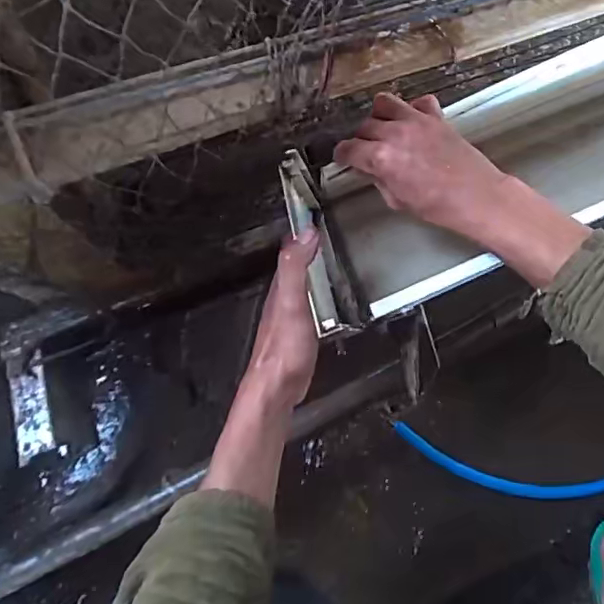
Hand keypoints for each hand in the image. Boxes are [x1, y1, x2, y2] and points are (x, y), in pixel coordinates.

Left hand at [201, 229, 322, 503]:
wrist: (275, 392)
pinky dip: (318, 290)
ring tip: (328, 253)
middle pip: (295, 264)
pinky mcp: (298, 332)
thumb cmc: (284, 350)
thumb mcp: (293, 303)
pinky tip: (327, 294)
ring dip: (312, 266)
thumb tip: (306, 234)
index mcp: (281, 287)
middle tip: (326, 228)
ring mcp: (289, 315)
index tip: (315, 211)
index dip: (302, 230)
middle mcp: (282, 298)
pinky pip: (309, 301)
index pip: (290, 249)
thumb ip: (297, 269)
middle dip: (308, 245)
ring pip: (301, 282)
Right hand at [333, 93, 590, 288]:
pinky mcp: (436, 118)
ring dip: (380, 116)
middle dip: (361, 139)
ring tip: (384, 130)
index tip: (344, 158)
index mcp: (381, 157)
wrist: (476, 197)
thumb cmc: (440, 205)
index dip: (342, 155)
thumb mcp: (397, 200)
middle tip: (367, 151)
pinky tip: (412, 122)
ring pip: (384, 103)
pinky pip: (417, 102)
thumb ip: (378, 179)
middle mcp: (396, 134)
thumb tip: (368, 169)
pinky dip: (412, 108)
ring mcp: (416, 122)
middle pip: (364, 126)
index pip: (348, 148)